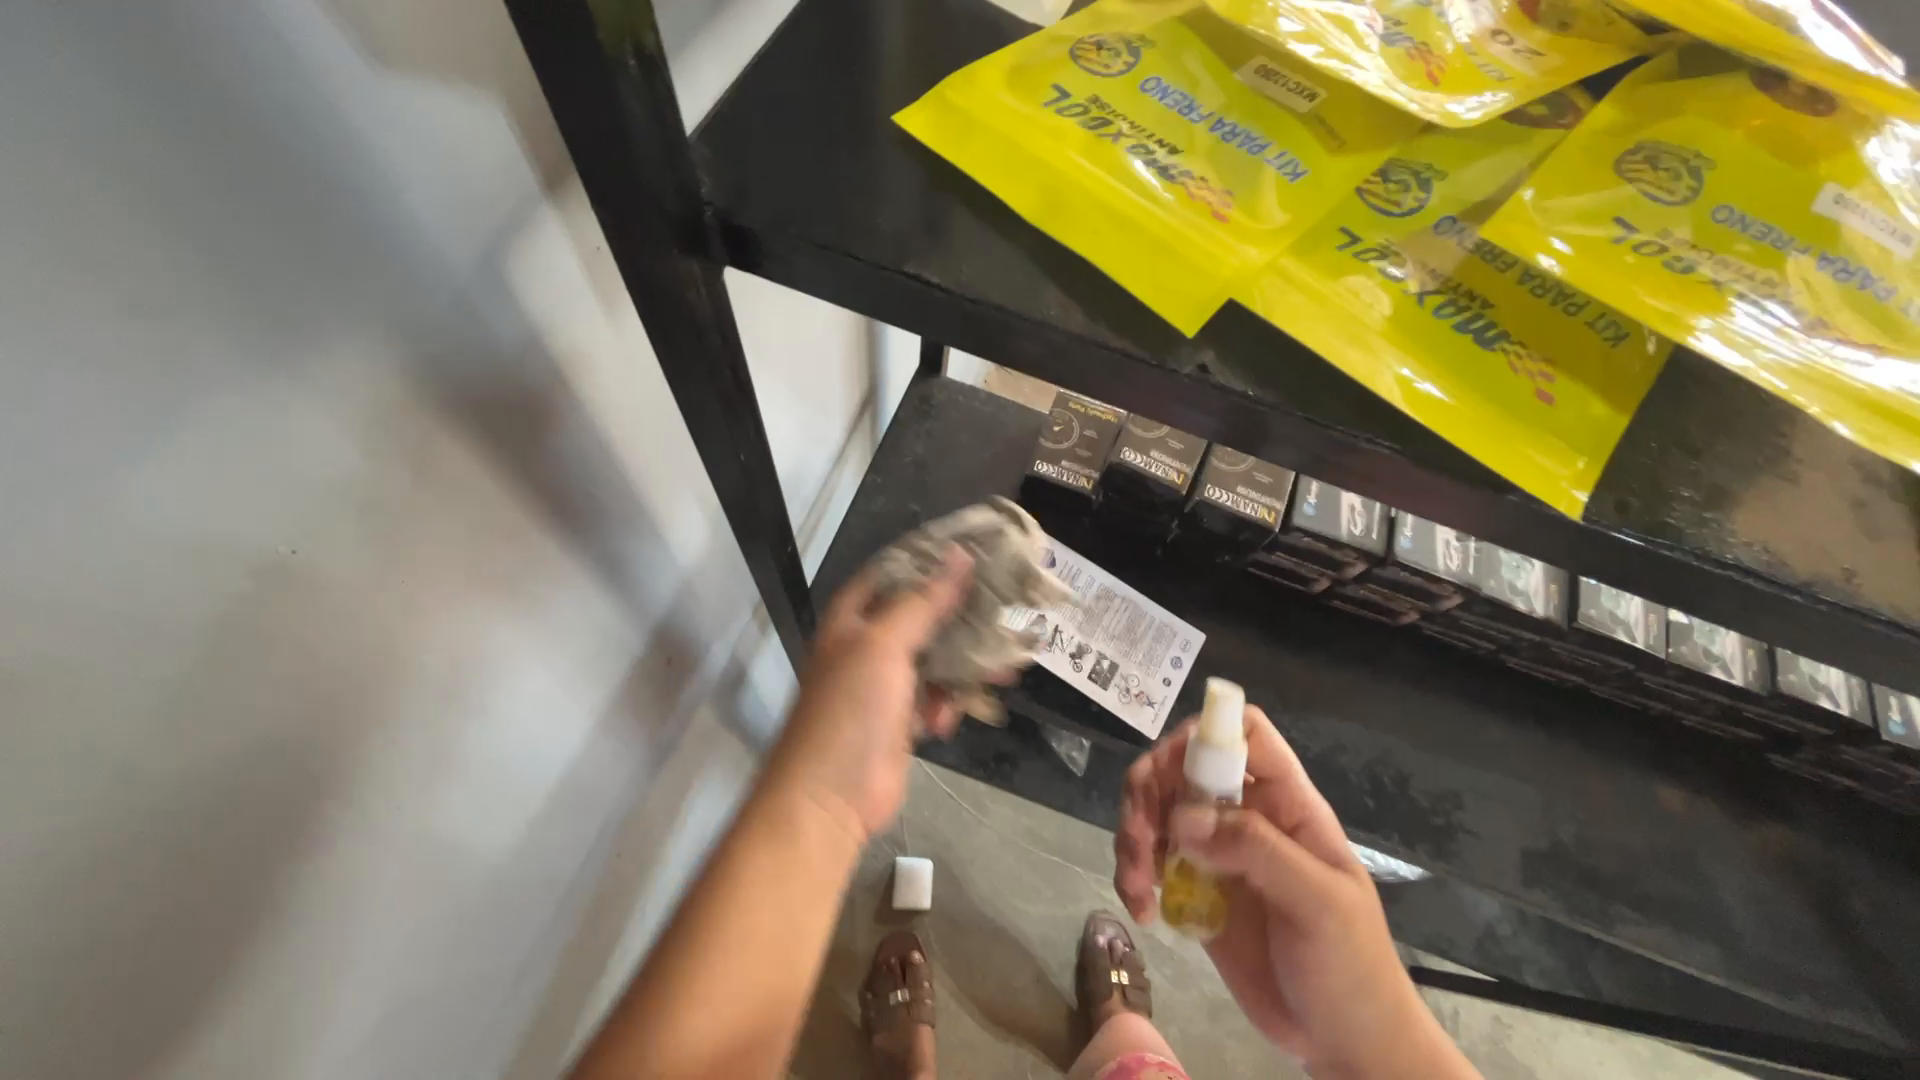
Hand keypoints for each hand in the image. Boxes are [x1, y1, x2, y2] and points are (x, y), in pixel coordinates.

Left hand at [767, 547, 973, 845]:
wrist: (830, 796)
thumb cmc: (850, 710)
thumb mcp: (885, 645)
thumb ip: (924, 602)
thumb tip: (961, 555)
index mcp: (852, 618)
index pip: (894, 572)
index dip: (931, 562)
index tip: (977, 554)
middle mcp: (867, 645)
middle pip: (923, 617)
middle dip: (962, 620)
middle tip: (1005, 613)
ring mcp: (884, 684)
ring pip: (937, 660)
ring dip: (964, 668)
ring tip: (1002, 672)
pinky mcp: (902, 720)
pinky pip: (936, 698)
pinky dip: (947, 705)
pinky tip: (946, 721)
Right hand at [1114, 708, 1466, 1076]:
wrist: (1344, 1044)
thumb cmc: (1350, 968)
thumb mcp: (1318, 903)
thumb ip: (1256, 849)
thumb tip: (1183, 817)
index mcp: (1286, 803)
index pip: (1244, 733)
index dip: (1204, 734)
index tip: (1171, 772)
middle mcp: (1245, 815)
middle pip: (1181, 767)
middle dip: (1148, 791)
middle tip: (1139, 837)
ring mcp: (1216, 852)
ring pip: (1156, 810)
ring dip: (1132, 836)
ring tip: (1136, 885)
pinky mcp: (1193, 890)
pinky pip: (1149, 860)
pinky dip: (1133, 875)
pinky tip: (1142, 910)